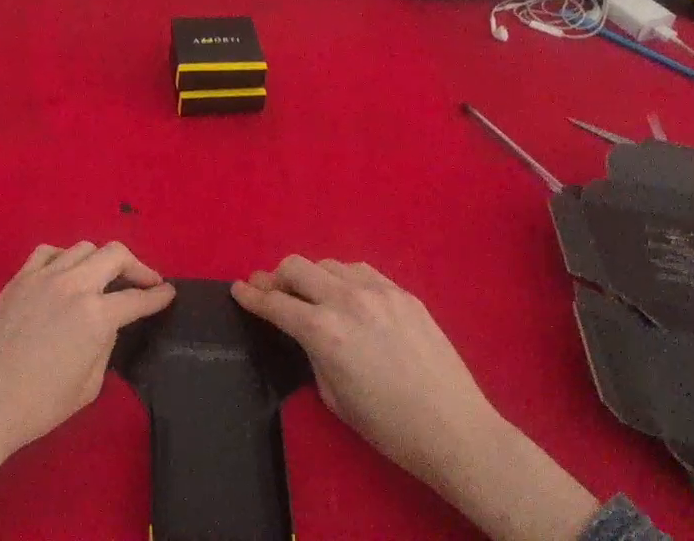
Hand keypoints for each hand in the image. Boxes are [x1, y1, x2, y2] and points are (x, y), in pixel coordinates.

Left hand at [0, 241, 176, 457]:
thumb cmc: (41, 405)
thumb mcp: (89, 383)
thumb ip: (105, 344)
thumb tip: (107, 323)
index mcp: (96, 315)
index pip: (137, 297)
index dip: (158, 295)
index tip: (169, 293)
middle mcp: (73, 285)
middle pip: (115, 255)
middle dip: (137, 266)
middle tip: (145, 282)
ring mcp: (43, 276)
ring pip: (83, 248)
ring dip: (101, 260)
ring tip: (105, 278)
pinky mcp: (19, 278)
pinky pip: (49, 252)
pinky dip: (65, 256)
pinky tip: (67, 272)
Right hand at [233, 257, 598, 540]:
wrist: (455, 429)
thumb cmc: (388, 426)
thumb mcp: (334, 395)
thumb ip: (312, 353)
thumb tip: (304, 332)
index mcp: (323, 331)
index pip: (275, 303)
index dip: (251, 296)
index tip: (238, 289)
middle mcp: (346, 300)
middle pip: (295, 268)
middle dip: (276, 278)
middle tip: (270, 291)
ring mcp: (378, 291)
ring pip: (328, 264)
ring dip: (311, 276)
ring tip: (311, 294)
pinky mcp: (403, 293)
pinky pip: (361, 271)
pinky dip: (343, 278)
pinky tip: (347, 294)